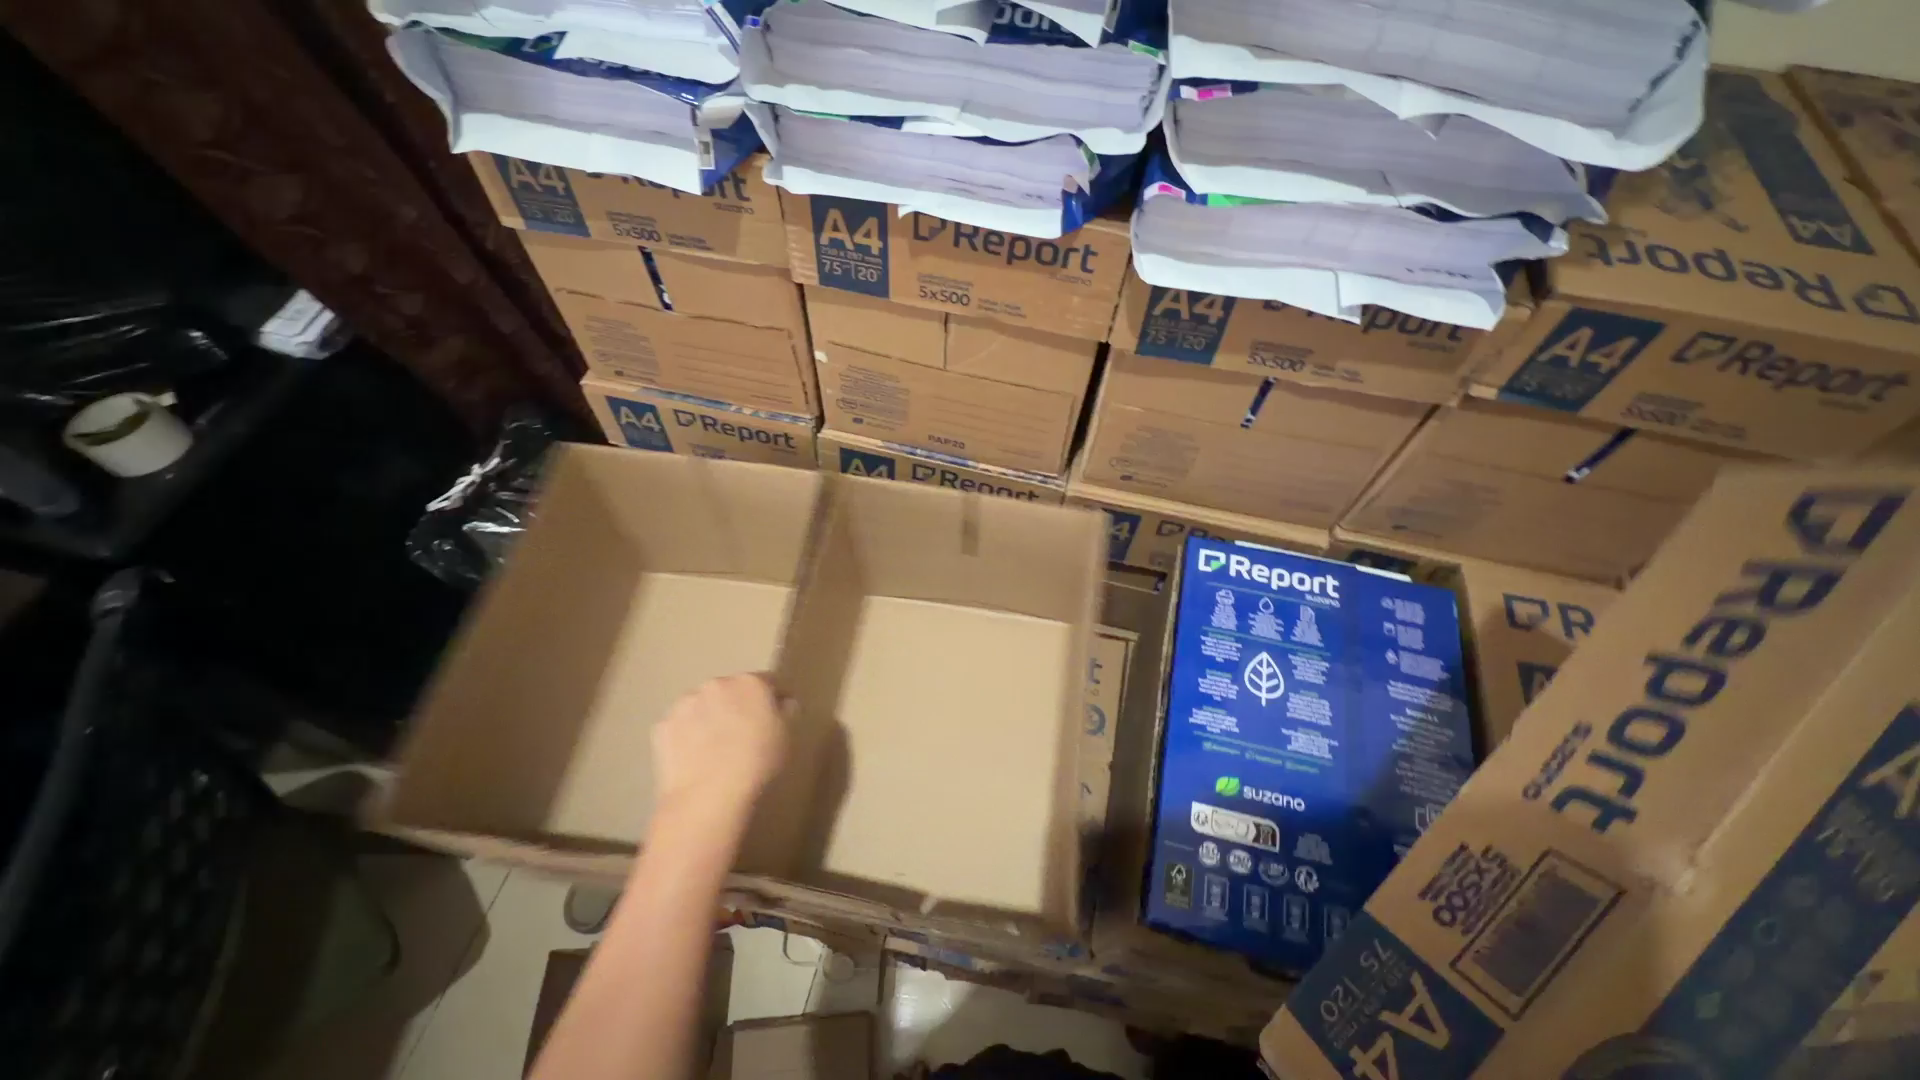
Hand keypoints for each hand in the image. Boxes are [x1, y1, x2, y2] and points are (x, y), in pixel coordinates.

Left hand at [650, 674, 790, 822]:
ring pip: (701, 705)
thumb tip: (783, 702)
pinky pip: (681, 726)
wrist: (709, 794)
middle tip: (742, 734)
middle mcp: (716, 684)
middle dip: (736, 705)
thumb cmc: (757, 762)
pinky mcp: (663, 725)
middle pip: (730, 690)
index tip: (775, 716)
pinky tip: (695, 758)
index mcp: (750, 683)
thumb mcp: (787, 736)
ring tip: (714, 749)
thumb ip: (786, 712)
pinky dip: (687, 736)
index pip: (767, 682)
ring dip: (709, 717)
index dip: (772, 698)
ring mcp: (685, 703)